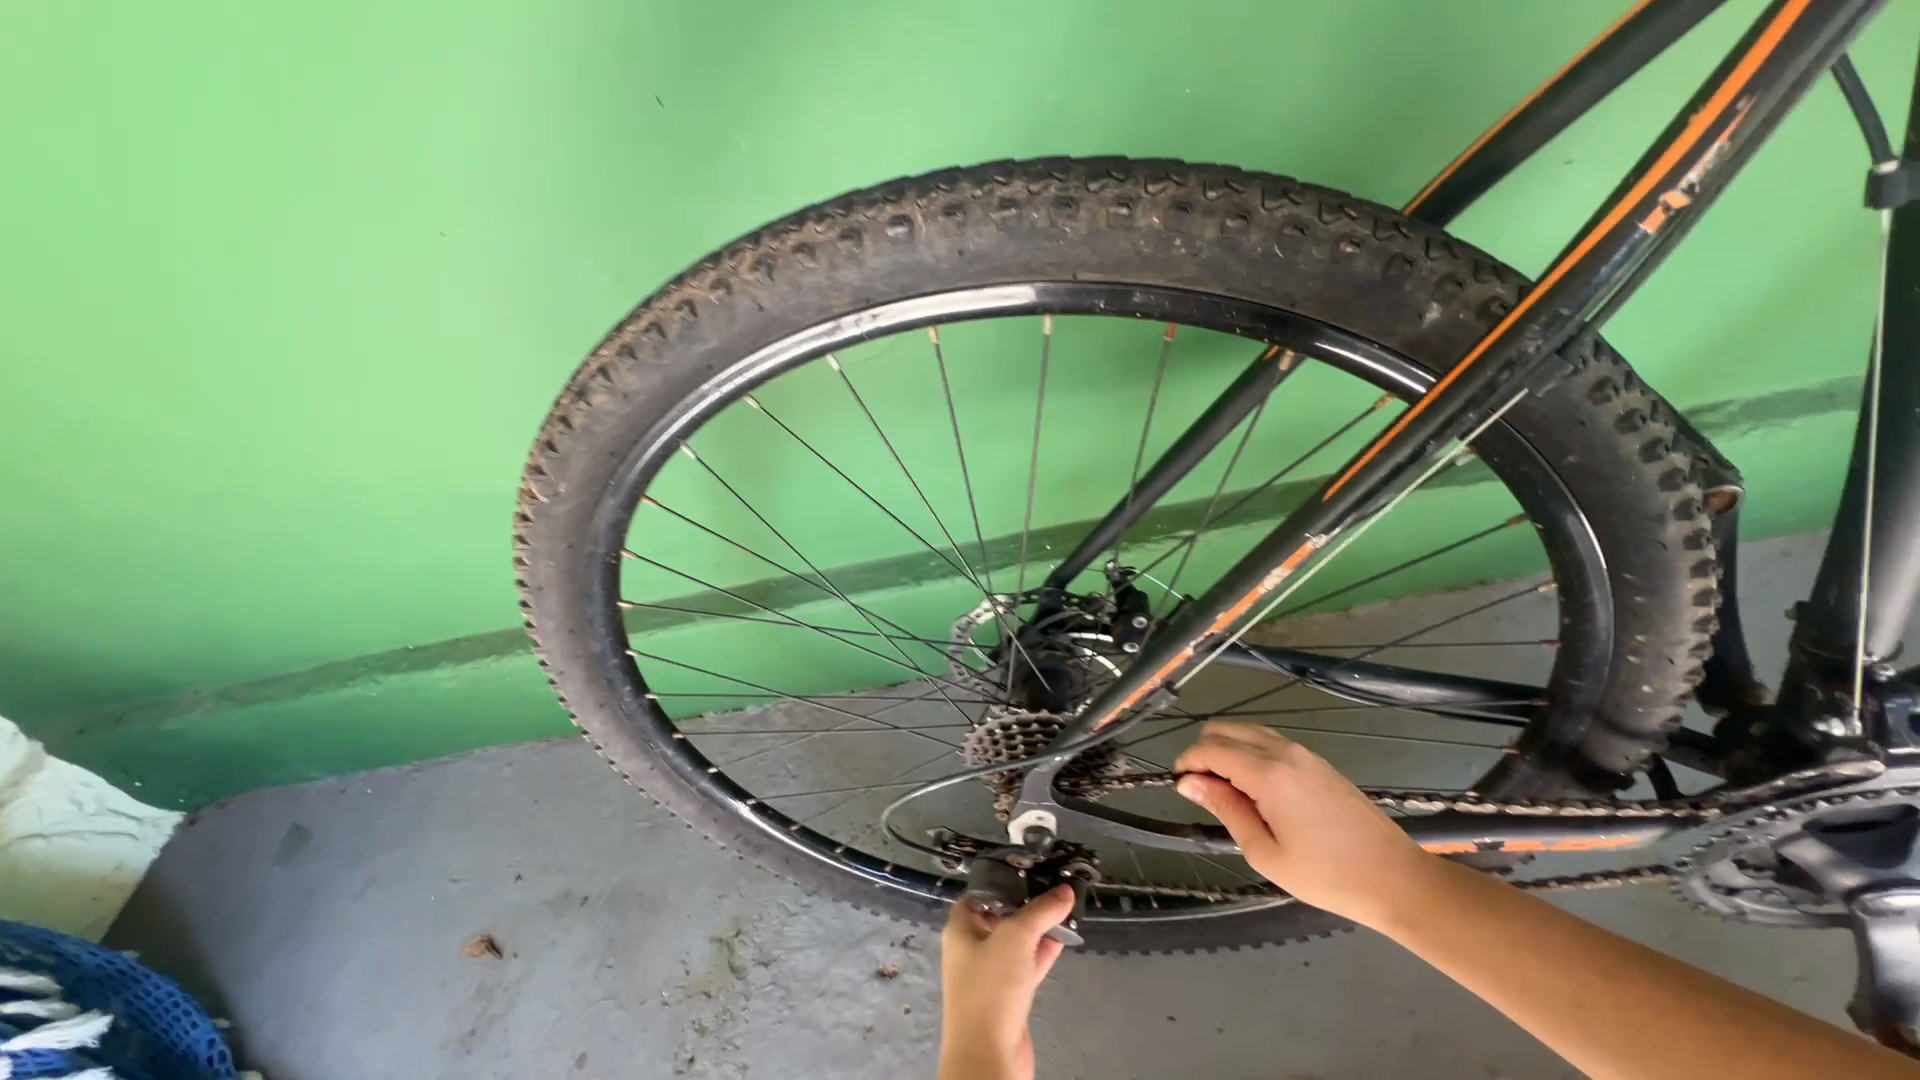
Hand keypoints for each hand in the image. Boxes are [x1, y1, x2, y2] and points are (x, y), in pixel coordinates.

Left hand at [938, 885, 1074, 1079]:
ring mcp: (989, 975)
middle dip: (1024, 905)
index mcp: (960, 929)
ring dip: (1037, 929)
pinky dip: (1042, 953)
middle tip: (1052, 888)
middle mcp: (971, 949)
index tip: (1027, 870)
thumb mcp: (1015, 937)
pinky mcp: (1007, 997)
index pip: (977, 895)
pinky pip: (1025, 966)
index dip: (999, 882)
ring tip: (1064, 910)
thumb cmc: (991, 987)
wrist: (988, 1055)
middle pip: (999, 917)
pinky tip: (1062, 940)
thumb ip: (1041, 911)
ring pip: (1015, 943)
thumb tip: (1065, 890)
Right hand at [1173, 720, 1438, 927]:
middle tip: (1202, 792)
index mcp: (1268, 773)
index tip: (1180, 788)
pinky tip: (1255, 790)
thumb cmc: (1326, 875)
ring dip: (1227, 750)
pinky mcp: (1318, 763)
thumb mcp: (1264, 852)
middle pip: (1226, 729)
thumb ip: (1225, 809)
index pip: (1211, 748)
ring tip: (1227, 794)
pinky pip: (1270, 742)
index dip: (1188, 763)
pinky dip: (1250, 754)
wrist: (1396, 879)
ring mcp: (1305, 754)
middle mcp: (1285, 752)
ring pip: (1248, 731)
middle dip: (1204, 752)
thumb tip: (1189, 783)